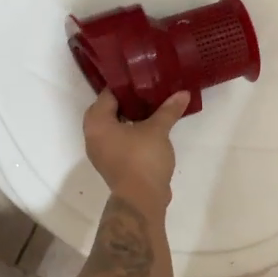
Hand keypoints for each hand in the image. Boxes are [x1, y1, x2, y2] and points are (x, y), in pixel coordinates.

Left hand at [83, 90, 188, 207]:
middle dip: (130, 101)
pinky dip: (132, 133)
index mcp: (97, 123)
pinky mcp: (113, 165)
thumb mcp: (157, 130)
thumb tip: (184, 93)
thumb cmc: (142, 159)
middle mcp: (93, 136)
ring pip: (115, 127)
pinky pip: (120, 141)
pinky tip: (151, 129)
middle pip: (110, 110)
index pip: (108, 94)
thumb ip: (168, 110)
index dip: (126, 84)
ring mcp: (101, 153)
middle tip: (150, 90)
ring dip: (131, 118)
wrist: (141, 199)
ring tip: (153, 107)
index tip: (143, 77)